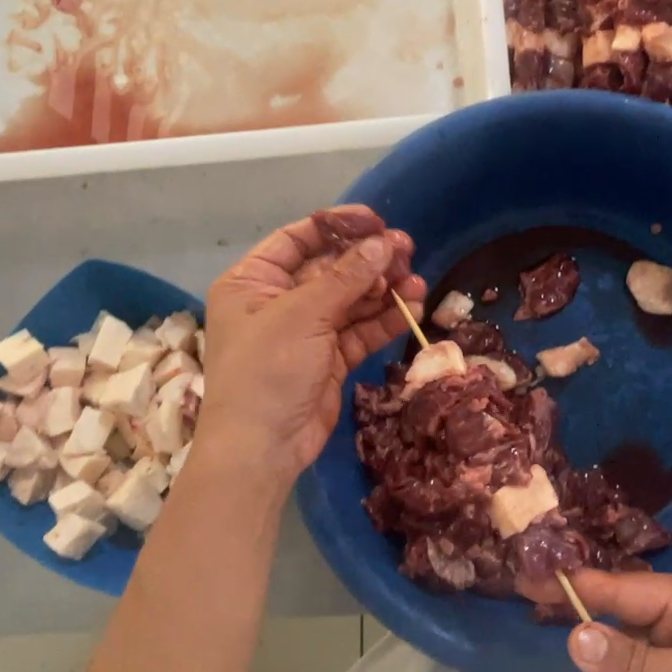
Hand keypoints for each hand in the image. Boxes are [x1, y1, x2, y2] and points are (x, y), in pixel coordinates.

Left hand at [196, 206, 424, 483]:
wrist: (261, 449)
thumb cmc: (267, 371)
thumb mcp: (303, 315)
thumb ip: (347, 276)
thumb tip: (385, 243)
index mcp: (254, 281)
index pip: (299, 239)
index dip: (339, 226)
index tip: (378, 223)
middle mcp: (278, 300)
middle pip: (331, 267)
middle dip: (370, 260)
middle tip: (408, 251)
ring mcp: (306, 330)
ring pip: (351, 298)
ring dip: (384, 289)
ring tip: (417, 281)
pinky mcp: (330, 358)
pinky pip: (361, 329)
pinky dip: (385, 319)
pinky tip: (413, 306)